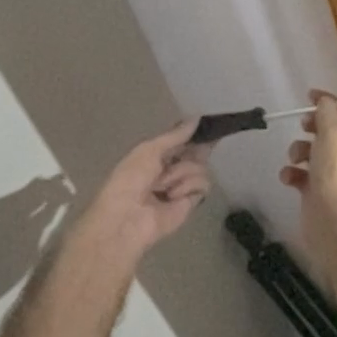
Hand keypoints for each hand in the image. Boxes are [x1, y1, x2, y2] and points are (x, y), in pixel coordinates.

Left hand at [72, 121, 213, 263]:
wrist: (126, 218)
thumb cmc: (130, 180)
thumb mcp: (148, 150)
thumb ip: (174, 135)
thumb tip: (197, 118)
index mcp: (156, 156)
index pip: (181, 141)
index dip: (193, 134)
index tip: (209, 124)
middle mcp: (171, 170)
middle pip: (196, 153)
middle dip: (197, 149)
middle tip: (201, 146)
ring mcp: (182, 186)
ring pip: (200, 167)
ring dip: (182, 173)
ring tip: (163, 186)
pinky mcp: (192, 201)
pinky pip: (203, 184)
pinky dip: (189, 187)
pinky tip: (173, 195)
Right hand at [280, 90, 336, 282]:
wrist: (332, 218)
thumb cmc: (336, 171)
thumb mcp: (333, 134)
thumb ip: (327, 114)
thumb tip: (325, 100)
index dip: (330, 103)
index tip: (310, 96)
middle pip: (328, 132)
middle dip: (312, 127)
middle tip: (303, 126)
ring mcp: (331, 174)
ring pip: (311, 152)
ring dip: (299, 150)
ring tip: (296, 158)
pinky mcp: (315, 190)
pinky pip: (300, 175)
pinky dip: (292, 173)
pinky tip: (289, 177)